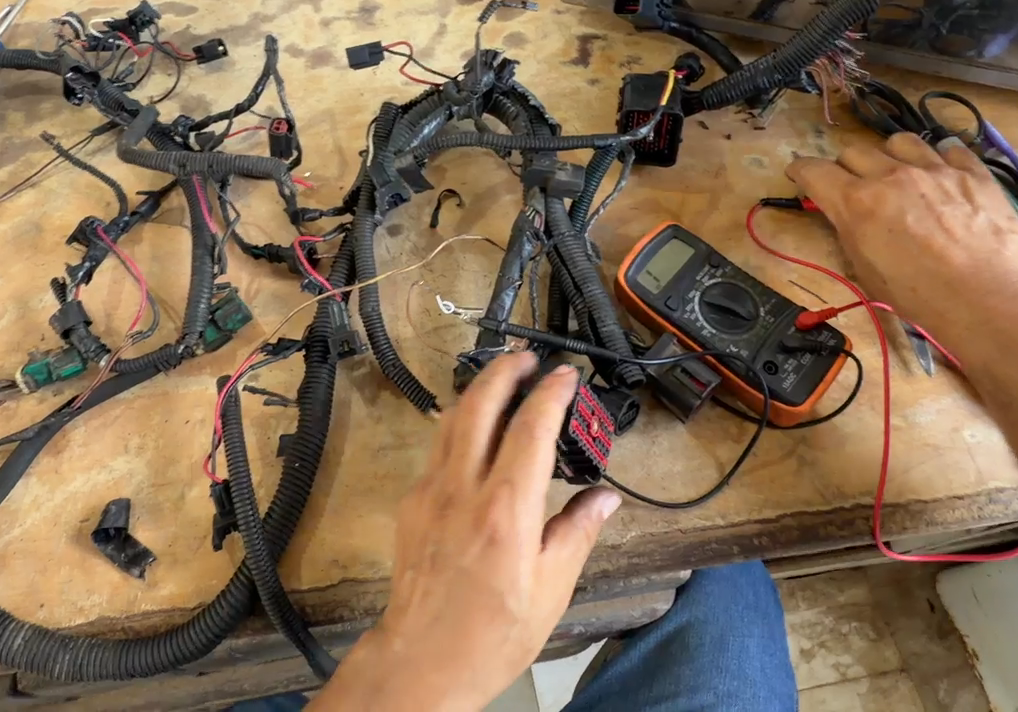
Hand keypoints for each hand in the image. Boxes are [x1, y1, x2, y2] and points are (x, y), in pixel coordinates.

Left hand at [310, 353, 620, 710]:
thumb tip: (606, 497)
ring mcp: (430, 490)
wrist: (421, 660)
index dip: (550, 394)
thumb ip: (577, 533)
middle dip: (504, 371)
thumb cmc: (494, 632)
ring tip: (503, 379)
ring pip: (452, 419)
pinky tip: (474, 428)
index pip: (531, 430)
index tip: (565, 374)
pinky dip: (459, 423)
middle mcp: (463, 488)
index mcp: (506, 510)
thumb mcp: (551, 591)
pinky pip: (437, 446)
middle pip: (480, 406)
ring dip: (479, 391)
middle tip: (527, 357)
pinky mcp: (412, 501)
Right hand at [786, 134, 1017, 363]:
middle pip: (853, 151)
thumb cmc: (920, 297)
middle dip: (846, 168)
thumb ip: (850, 231)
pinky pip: (950, 150)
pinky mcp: (974, 174)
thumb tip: (847, 216)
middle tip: (855, 187)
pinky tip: (943, 177)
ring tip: (900, 174)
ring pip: (899, 141)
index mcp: (856, 202)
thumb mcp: (865, 269)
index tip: (801, 175)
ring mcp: (935, 170)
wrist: (991, 302)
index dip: (801, 171)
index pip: (813, 170)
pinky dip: (940, 160)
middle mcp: (891, 176)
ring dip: (891, 156)